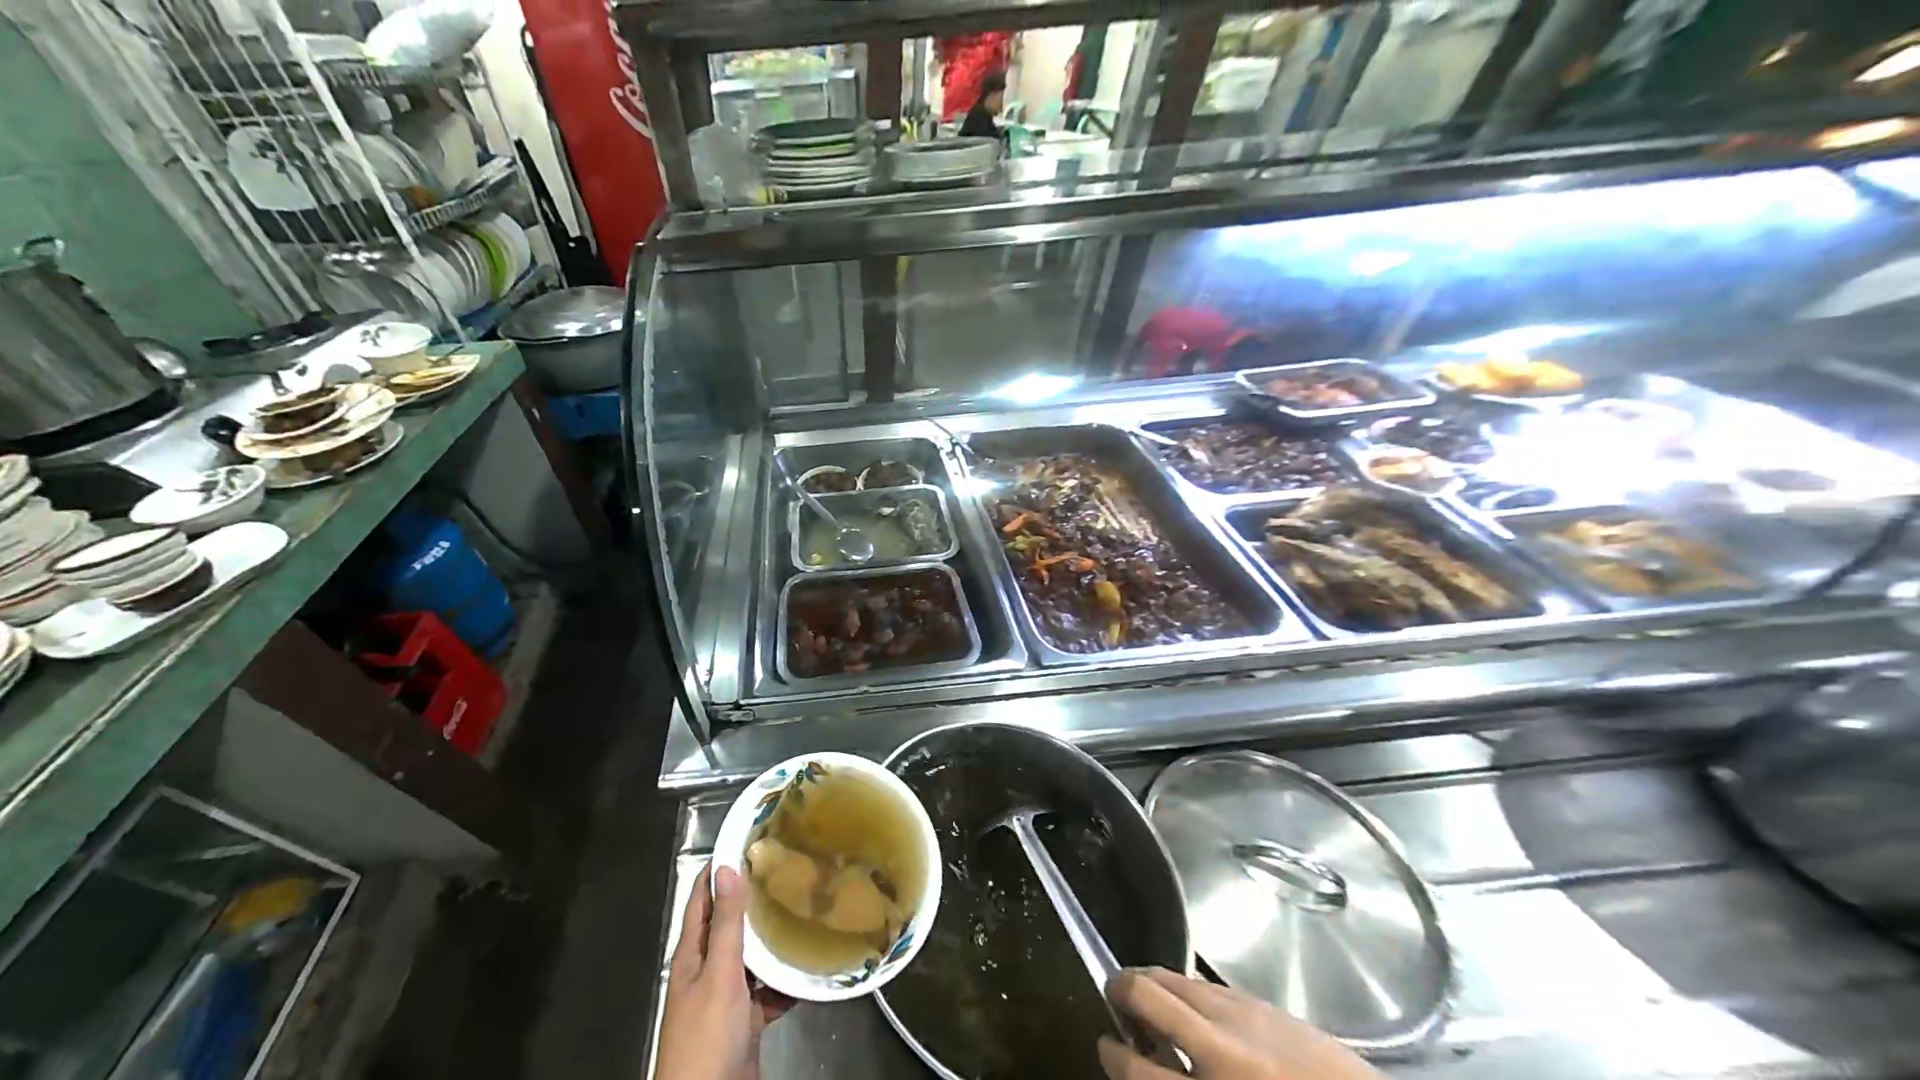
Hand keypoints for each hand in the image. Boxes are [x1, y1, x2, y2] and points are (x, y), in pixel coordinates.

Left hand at [655, 864, 792, 1079]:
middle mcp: (708, 970)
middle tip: (790, 869)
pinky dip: (787, 980)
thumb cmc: (707, 1035)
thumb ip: (726, 925)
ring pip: (754, 957)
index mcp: (693, 955)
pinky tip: (810, 965)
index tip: (747, 839)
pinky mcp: (748, 1020)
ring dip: (774, 939)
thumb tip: (726, 867)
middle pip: (731, 926)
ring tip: (806, 909)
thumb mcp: (719, 975)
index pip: (702, 900)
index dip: (719, 870)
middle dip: (755, 900)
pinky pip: (770, 990)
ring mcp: (728, 996)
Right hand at [1100, 967, 1380, 1079]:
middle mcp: (1220, 1049)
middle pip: (1147, 996)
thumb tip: (1145, 1062)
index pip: (1136, 1067)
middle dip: (1120, 991)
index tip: (1105, 1043)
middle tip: (1115, 999)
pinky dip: (1185, 988)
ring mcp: (1241, 1017)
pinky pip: (1205, 985)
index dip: (1111, 1054)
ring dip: (1150, 982)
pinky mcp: (1261, 1002)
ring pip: (1174, 979)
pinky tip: (1190, 1007)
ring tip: (1146, 997)